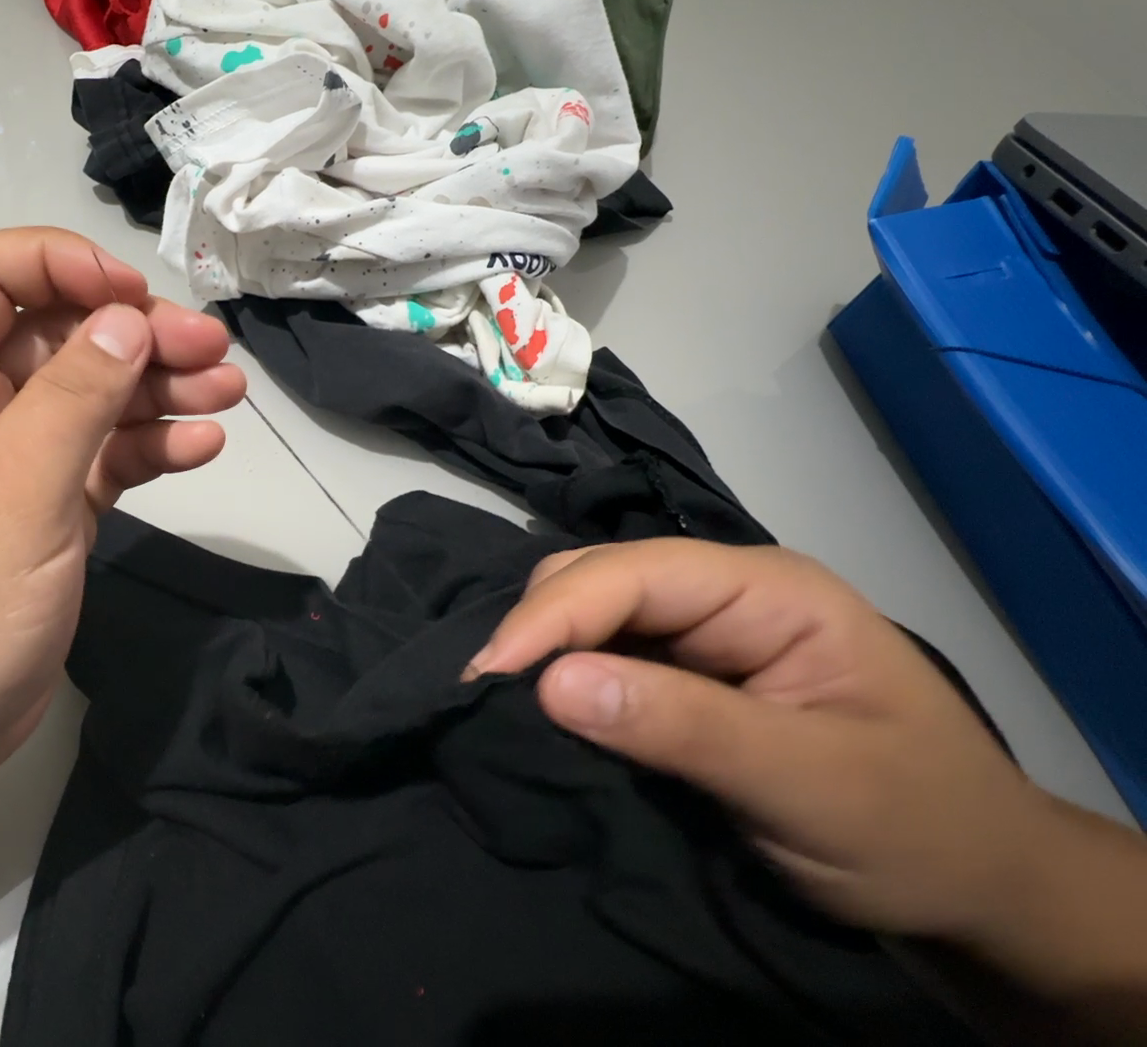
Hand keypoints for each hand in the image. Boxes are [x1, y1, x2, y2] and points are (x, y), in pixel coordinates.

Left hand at [0, 228, 245, 787]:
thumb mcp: (10, 495)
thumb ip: (70, 400)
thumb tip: (124, 319)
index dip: (56, 263)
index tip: (131, 296)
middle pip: (58, 336)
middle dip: (134, 335)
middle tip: (213, 351)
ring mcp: (17, 466)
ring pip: (94, 399)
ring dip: (160, 389)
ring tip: (229, 394)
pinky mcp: (53, 515)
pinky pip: (108, 460)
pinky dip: (153, 448)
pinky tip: (203, 447)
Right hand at [463, 539, 1059, 942]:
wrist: (971, 884)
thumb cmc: (916, 828)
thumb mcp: (809, 783)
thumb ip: (683, 727)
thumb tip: (549, 683)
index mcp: (767, 591)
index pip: (630, 574)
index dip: (552, 616)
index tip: (488, 678)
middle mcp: (720, 594)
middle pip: (593, 578)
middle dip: (535, 630)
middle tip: (486, 700)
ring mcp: (695, 632)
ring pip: (583, 612)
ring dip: (539, 654)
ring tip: (501, 706)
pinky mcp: (675, 673)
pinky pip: (593, 657)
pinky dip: (554, 680)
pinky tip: (537, 709)